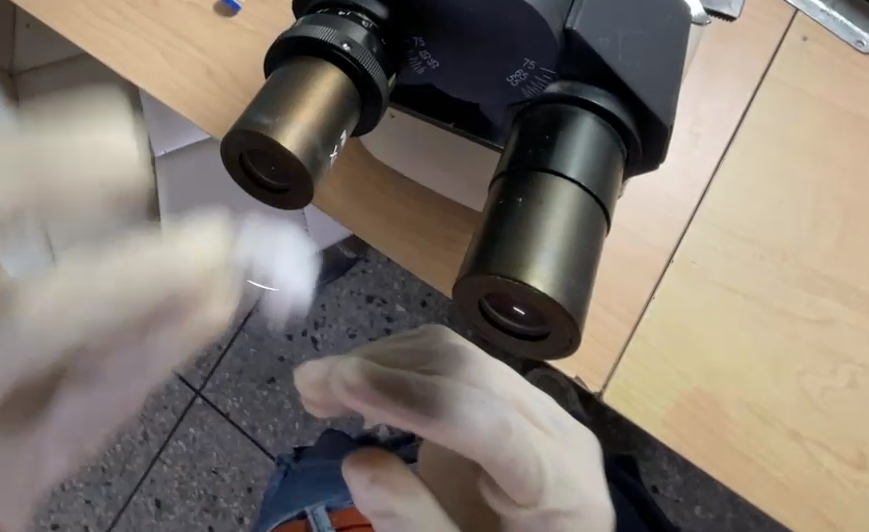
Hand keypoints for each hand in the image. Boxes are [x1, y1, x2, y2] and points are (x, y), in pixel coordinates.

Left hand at [0, 88, 314, 531]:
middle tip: (140, 162)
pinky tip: (88, 140)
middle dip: (47, 171)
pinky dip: (31, 141)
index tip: (205, 247)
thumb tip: (217, 286)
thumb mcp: (67, 438)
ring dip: (42, 143)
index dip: (118, 278)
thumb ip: (137, 362)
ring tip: (127, 145)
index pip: (24, 324)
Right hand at [294, 325, 612, 531]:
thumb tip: (356, 461)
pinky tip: (354, 386)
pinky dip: (389, 365)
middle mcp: (554, 428)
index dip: (409, 395)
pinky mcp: (499, 395)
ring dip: (375, 361)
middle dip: (378, 370)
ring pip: (447, 353)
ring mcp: (529, 404)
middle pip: (463, 372)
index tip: (337, 383)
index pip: (486, 421)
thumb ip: (414, 522)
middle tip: (307, 386)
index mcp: (561, 484)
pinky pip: (442, 360)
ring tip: (317, 388)